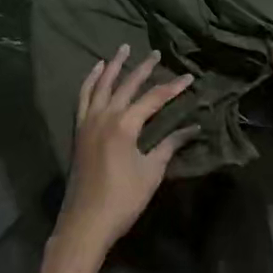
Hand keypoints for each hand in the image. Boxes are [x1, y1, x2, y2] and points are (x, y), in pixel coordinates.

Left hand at [56, 45, 198, 257]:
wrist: (85, 223)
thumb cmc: (123, 199)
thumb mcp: (152, 172)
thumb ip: (170, 146)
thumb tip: (193, 128)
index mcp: (125, 124)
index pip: (154, 98)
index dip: (173, 87)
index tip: (189, 76)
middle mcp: (105, 115)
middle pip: (128, 84)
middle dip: (144, 68)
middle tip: (156, 53)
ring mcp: (88, 121)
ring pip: (101, 84)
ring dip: (113, 65)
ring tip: (122, 49)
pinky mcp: (78, 130)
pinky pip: (83, 97)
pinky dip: (90, 81)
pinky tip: (96, 72)